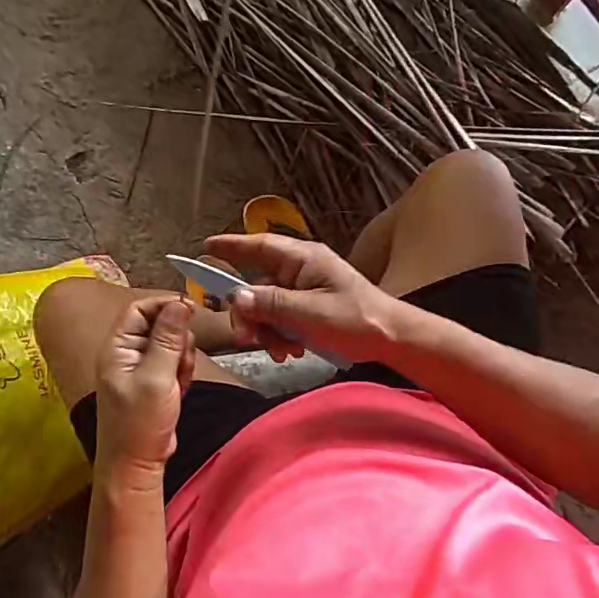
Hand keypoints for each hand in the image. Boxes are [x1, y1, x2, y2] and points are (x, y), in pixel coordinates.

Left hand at [94, 295, 196, 479]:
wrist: (137, 465)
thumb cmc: (140, 423)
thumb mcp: (157, 377)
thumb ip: (168, 338)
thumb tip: (179, 303)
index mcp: (117, 347)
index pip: (139, 309)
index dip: (165, 305)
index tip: (191, 309)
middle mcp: (127, 354)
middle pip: (159, 325)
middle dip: (177, 339)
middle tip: (182, 360)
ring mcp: (141, 369)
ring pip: (171, 345)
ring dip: (182, 359)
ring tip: (178, 382)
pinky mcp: (155, 383)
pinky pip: (175, 364)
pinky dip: (182, 374)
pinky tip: (179, 391)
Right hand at [202, 233, 402, 364]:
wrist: (393, 338)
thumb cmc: (355, 319)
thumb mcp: (308, 313)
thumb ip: (270, 303)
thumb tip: (235, 297)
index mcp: (302, 259)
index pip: (258, 246)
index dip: (230, 246)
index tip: (205, 247)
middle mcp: (301, 269)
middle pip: (257, 285)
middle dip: (250, 313)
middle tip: (247, 338)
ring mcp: (306, 289)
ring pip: (267, 306)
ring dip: (267, 330)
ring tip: (281, 351)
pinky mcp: (311, 308)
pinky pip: (282, 318)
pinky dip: (281, 335)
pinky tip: (291, 351)